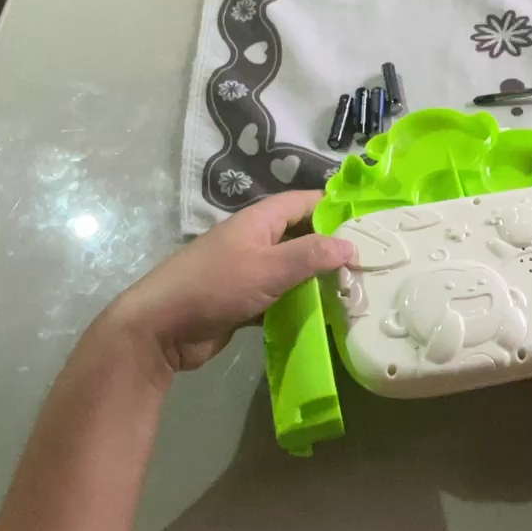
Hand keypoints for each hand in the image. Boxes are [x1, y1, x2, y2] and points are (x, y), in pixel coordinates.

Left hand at [90, 191, 353, 381]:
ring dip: (318, 277)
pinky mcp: (244, 300)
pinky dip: (301, 301)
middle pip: (301, 234)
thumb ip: (312, 255)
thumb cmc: (215, 287)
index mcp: (259, 220)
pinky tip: (325, 314)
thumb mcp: (269, 268)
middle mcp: (255, 240)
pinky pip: (281, 295)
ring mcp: (248, 270)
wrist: (160, 329)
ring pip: (292, 268)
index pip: (305, 202)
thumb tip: (351, 244)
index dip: (335, 206)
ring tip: (355, 287)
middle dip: (332, 245)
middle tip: (371, 260)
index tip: (369, 220)